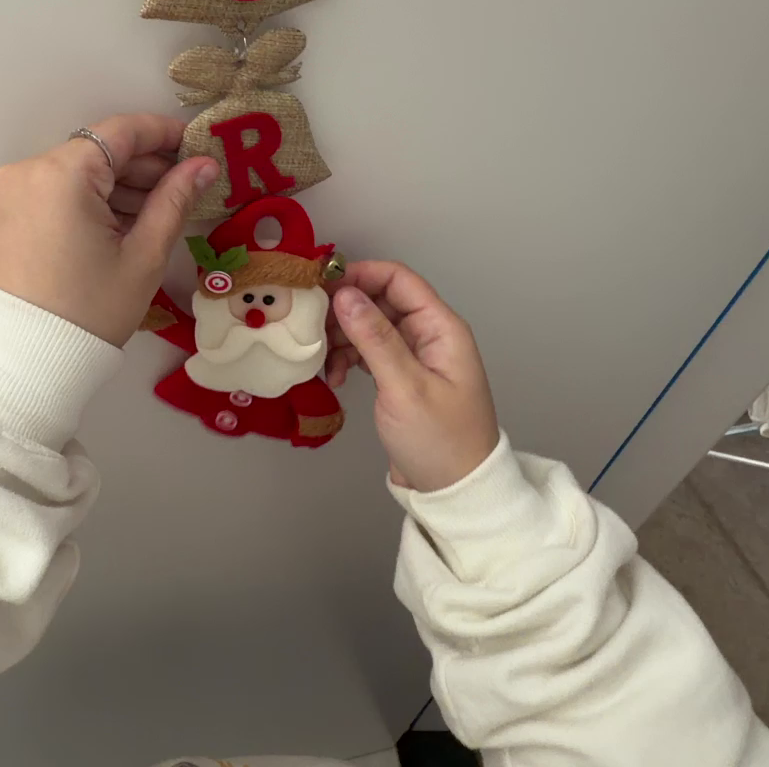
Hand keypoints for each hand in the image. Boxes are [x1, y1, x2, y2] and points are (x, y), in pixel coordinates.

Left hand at [0, 114, 218, 345]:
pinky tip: (122, 223)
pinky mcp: (5, 211)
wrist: (23, 359)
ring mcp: (11, 190)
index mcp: (63, 173)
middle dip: (144, 165)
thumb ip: (175, 200)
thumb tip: (205, 165)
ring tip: (158, 212)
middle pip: (99, 150)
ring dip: (119, 184)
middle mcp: (29, 169)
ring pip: (79, 170)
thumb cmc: (90, 310)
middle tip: (185, 187)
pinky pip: (57, 189)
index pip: (122, 132)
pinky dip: (90, 198)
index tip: (197, 145)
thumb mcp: (143, 255)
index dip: (164, 133)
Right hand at [326, 261, 499, 491]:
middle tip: (312, 326)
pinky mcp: (399, 376)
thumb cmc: (440, 441)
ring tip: (323, 360)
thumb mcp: (404, 387)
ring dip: (342, 337)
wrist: (456, 493)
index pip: (398, 280)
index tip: (322, 286)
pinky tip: (335, 376)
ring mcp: (413, 356)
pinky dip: (347, 358)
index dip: (360, 275)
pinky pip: (368, 351)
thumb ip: (374, 338)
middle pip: (379, 301)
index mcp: (440, 328)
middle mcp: (428, 334)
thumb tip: (344, 294)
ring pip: (369, 326)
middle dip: (344, 310)